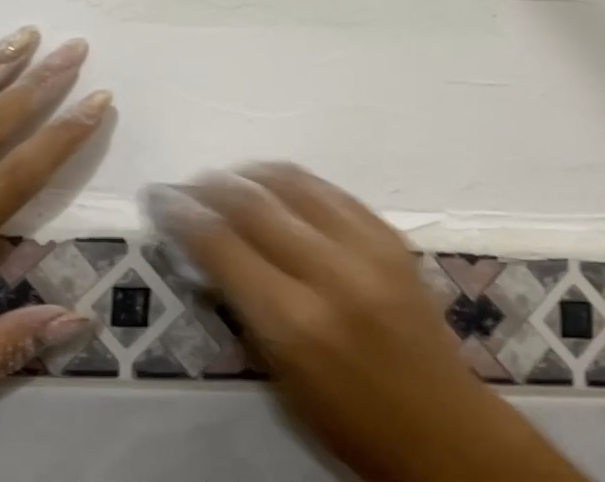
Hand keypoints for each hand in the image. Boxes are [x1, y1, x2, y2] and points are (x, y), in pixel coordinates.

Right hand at [149, 164, 583, 481]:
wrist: (443, 431)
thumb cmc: (348, 421)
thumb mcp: (279, 377)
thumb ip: (244, 308)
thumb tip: (208, 253)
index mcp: (292, 321)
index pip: (220, 244)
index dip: (183, 216)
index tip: (162, 202)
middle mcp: (329, 274)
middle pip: (252, 203)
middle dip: (210, 187)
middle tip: (190, 186)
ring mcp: (367, 249)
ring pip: (293, 182)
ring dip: (251, 175)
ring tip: (230, 179)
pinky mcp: (392, 238)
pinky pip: (332, 192)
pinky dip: (296, 184)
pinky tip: (280, 189)